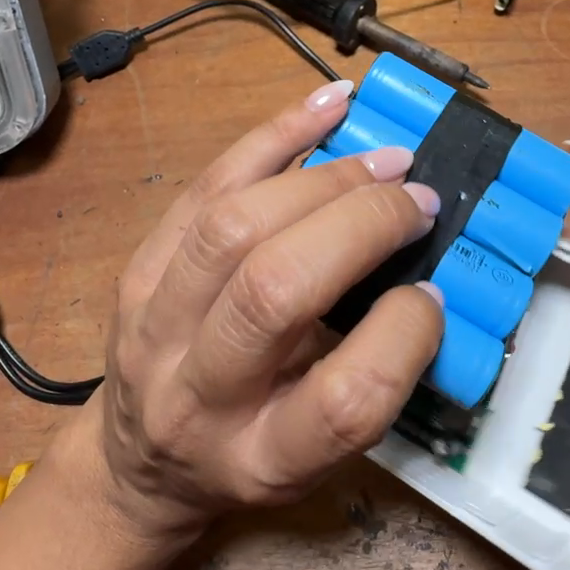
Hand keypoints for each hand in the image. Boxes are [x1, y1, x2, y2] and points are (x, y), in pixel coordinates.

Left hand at [85, 79, 446, 540]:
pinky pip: (206, 185)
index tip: (432, 292)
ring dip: (323, 178)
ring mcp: (154, 324)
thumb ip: (374, 372)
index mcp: (265, 458)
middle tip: (419, 199)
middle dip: (363, 225)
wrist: (139, 464)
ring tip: (386, 158)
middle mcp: (198, 396)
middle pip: (274, 291)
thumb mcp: (322, 455)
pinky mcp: (137, 270)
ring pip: (233, 225)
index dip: (405, 333)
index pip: (345, 398)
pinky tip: (330, 105)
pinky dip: (275, 136)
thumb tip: (424, 266)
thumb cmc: (251, 457)